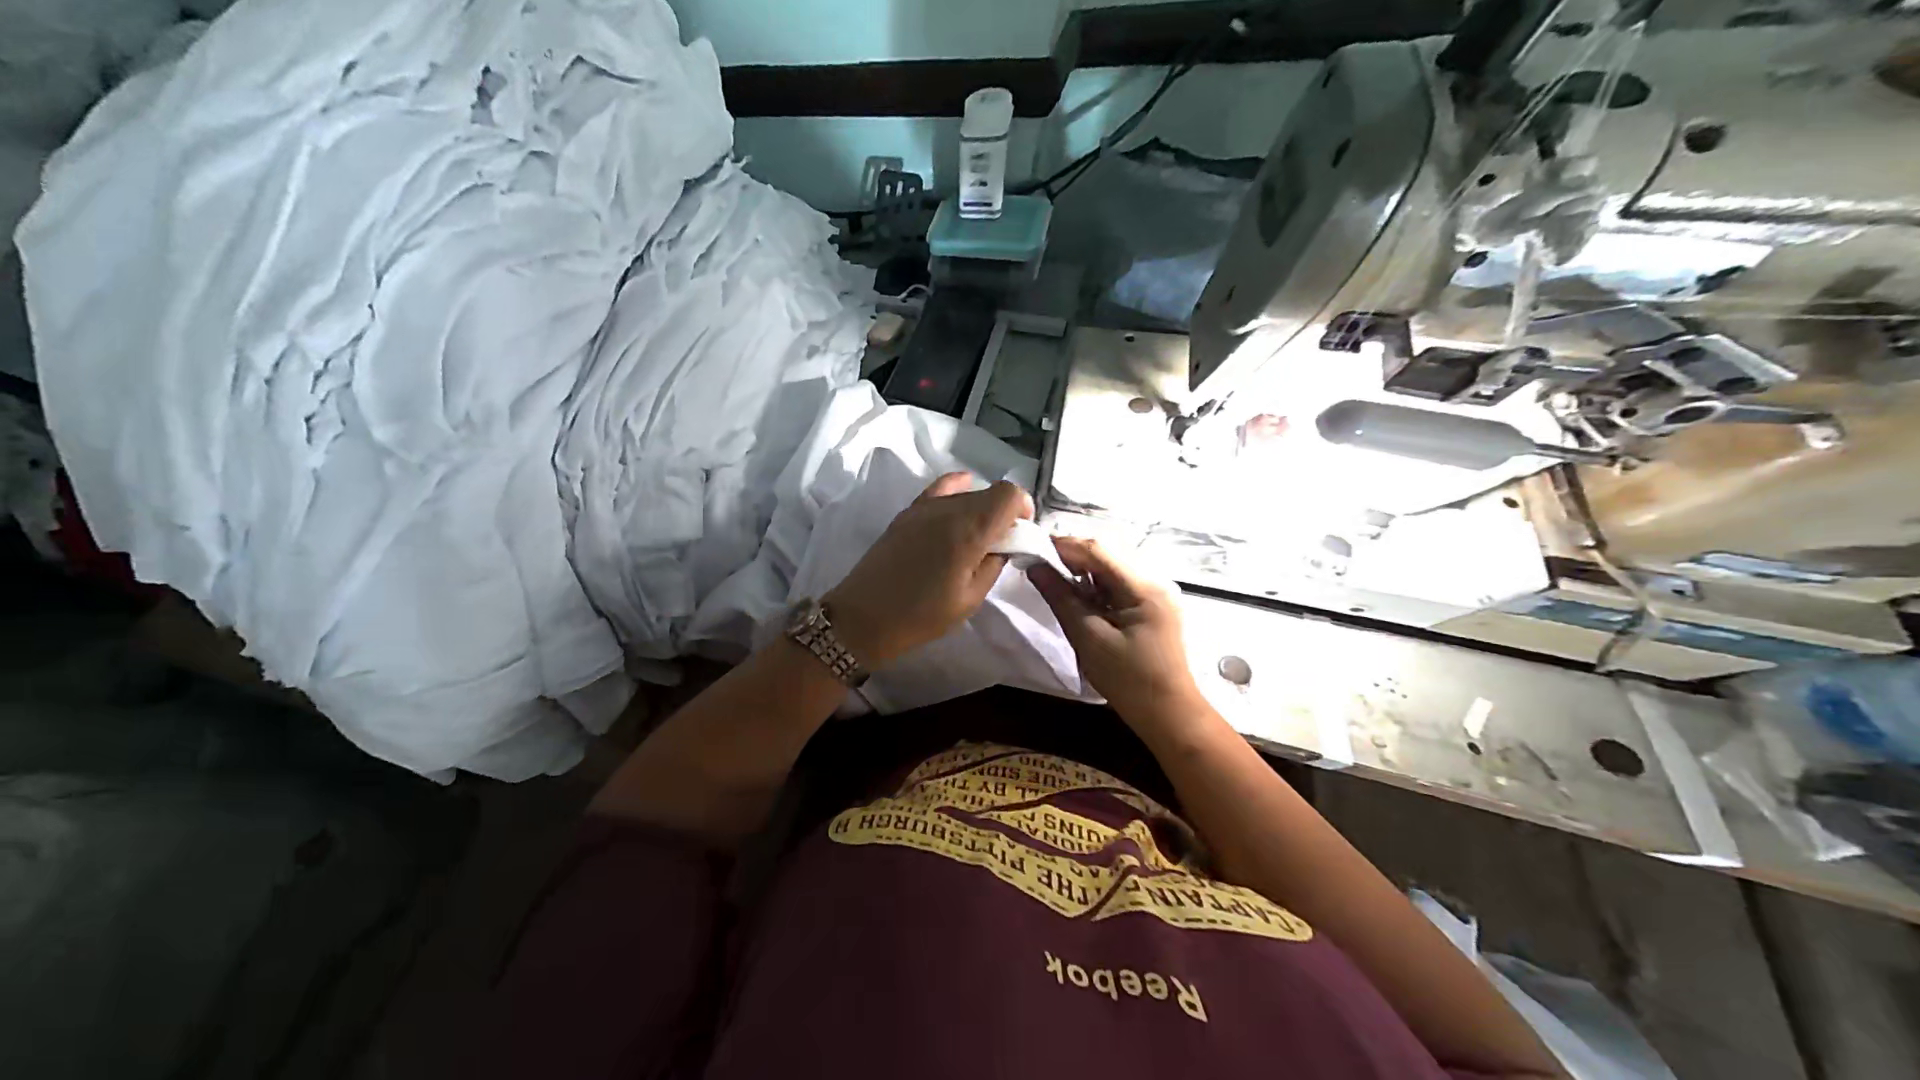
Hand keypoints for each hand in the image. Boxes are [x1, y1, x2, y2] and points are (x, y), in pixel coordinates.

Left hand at [823, 473, 1033, 668]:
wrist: (863, 618)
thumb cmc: (921, 616)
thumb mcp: (970, 598)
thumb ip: (995, 563)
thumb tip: (1007, 543)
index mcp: (968, 530)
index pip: (1010, 494)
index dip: (1023, 511)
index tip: (1020, 536)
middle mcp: (948, 508)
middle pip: (990, 491)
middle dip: (1004, 512)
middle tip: (1000, 544)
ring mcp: (924, 506)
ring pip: (968, 491)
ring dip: (981, 508)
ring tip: (975, 539)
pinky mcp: (907, 511)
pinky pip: (941, 489)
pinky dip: (958, 492)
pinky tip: (960, 510)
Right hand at [1026, 537, 1202, 727]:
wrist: (1168, 715)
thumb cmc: (1128, 680)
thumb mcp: (1088, 638)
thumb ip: (1061, 598)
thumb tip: (1035, 567)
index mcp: (1144, 588)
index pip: (1099, 550)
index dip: (1064, 546)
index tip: (1033, 550)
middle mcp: (1154, 582)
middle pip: (1107, 555)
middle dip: (1072, 558)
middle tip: (1041, 568)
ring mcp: (1156, 594)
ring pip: (1111, 569)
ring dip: (1083, 572)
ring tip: (1056, 584)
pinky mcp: (1152, 607)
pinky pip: (1119, 586)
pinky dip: (1096, 588)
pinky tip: (1080, 600)